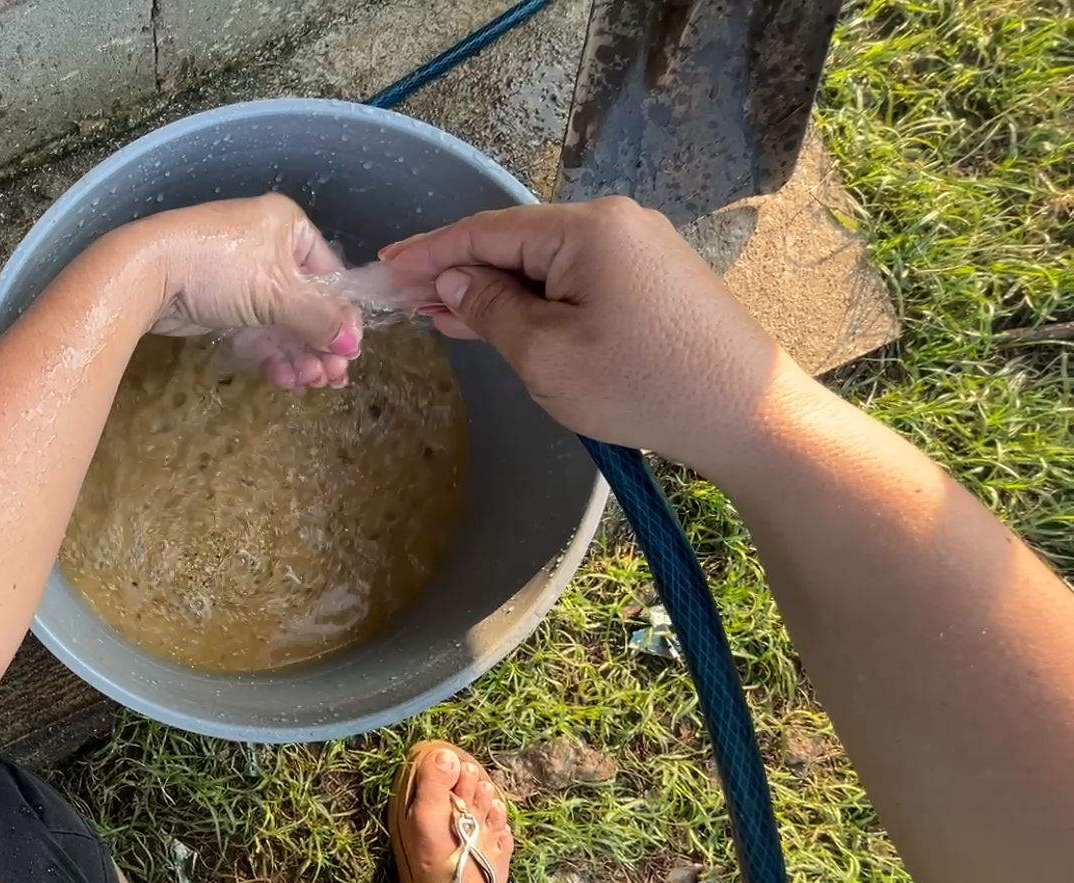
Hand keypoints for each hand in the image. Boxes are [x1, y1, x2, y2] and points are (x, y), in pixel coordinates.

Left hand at [117, 194, 363, 390]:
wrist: (147, 274)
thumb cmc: (219, 268)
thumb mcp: (277, 292)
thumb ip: (320, 318)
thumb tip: (354, 344)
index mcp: (288, 228)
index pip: (329, 275)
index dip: (340, 317)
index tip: (347, 355)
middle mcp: (268, 250)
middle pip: (306, 305)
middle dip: (317, 345)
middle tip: (328, 381)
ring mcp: (242, 279)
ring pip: (281, 324)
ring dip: (296, 357)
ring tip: (306, 384)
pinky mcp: (221, 306)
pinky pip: (256, 333)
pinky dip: (270, 356)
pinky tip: (283, 380)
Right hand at [378, 196, 817, 471]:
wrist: (743, 413)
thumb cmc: (636, 383)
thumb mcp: (543, 352)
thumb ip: (489, 309)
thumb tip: (454, 280)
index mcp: (584, 231)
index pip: (485, 232)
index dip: (428, 250)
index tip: (384, 264)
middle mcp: (610, 225)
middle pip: (510, 243)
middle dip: (452, 269)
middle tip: (400, 295)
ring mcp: (630, 251)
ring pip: (535, 264)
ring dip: (484, 287)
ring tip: (432, 310)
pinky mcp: (640, 280)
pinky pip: (563, 281)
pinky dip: (520, 299)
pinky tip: (485, 316)